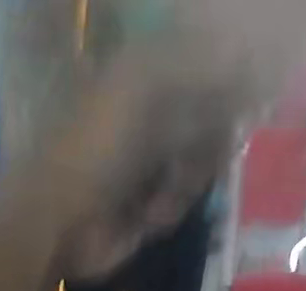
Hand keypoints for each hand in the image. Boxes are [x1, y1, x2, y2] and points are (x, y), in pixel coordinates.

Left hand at [28, 6, 305, 279]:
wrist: (60, 224)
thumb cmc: (93, 148)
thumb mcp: (139, 87)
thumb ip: (193, 63)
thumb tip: (244, 51)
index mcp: (141, 77)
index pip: (202, 68)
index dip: (225, 83)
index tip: (245, 98)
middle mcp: (150, 116)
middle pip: (209, 119)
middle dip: (206, 140)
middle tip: (187, 154)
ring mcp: (151, 164)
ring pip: (202, 163)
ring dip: (186, 180)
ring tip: (158, 193)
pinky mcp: (151, 207)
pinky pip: (185, 202)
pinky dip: (170, 208)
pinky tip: (149, 213)